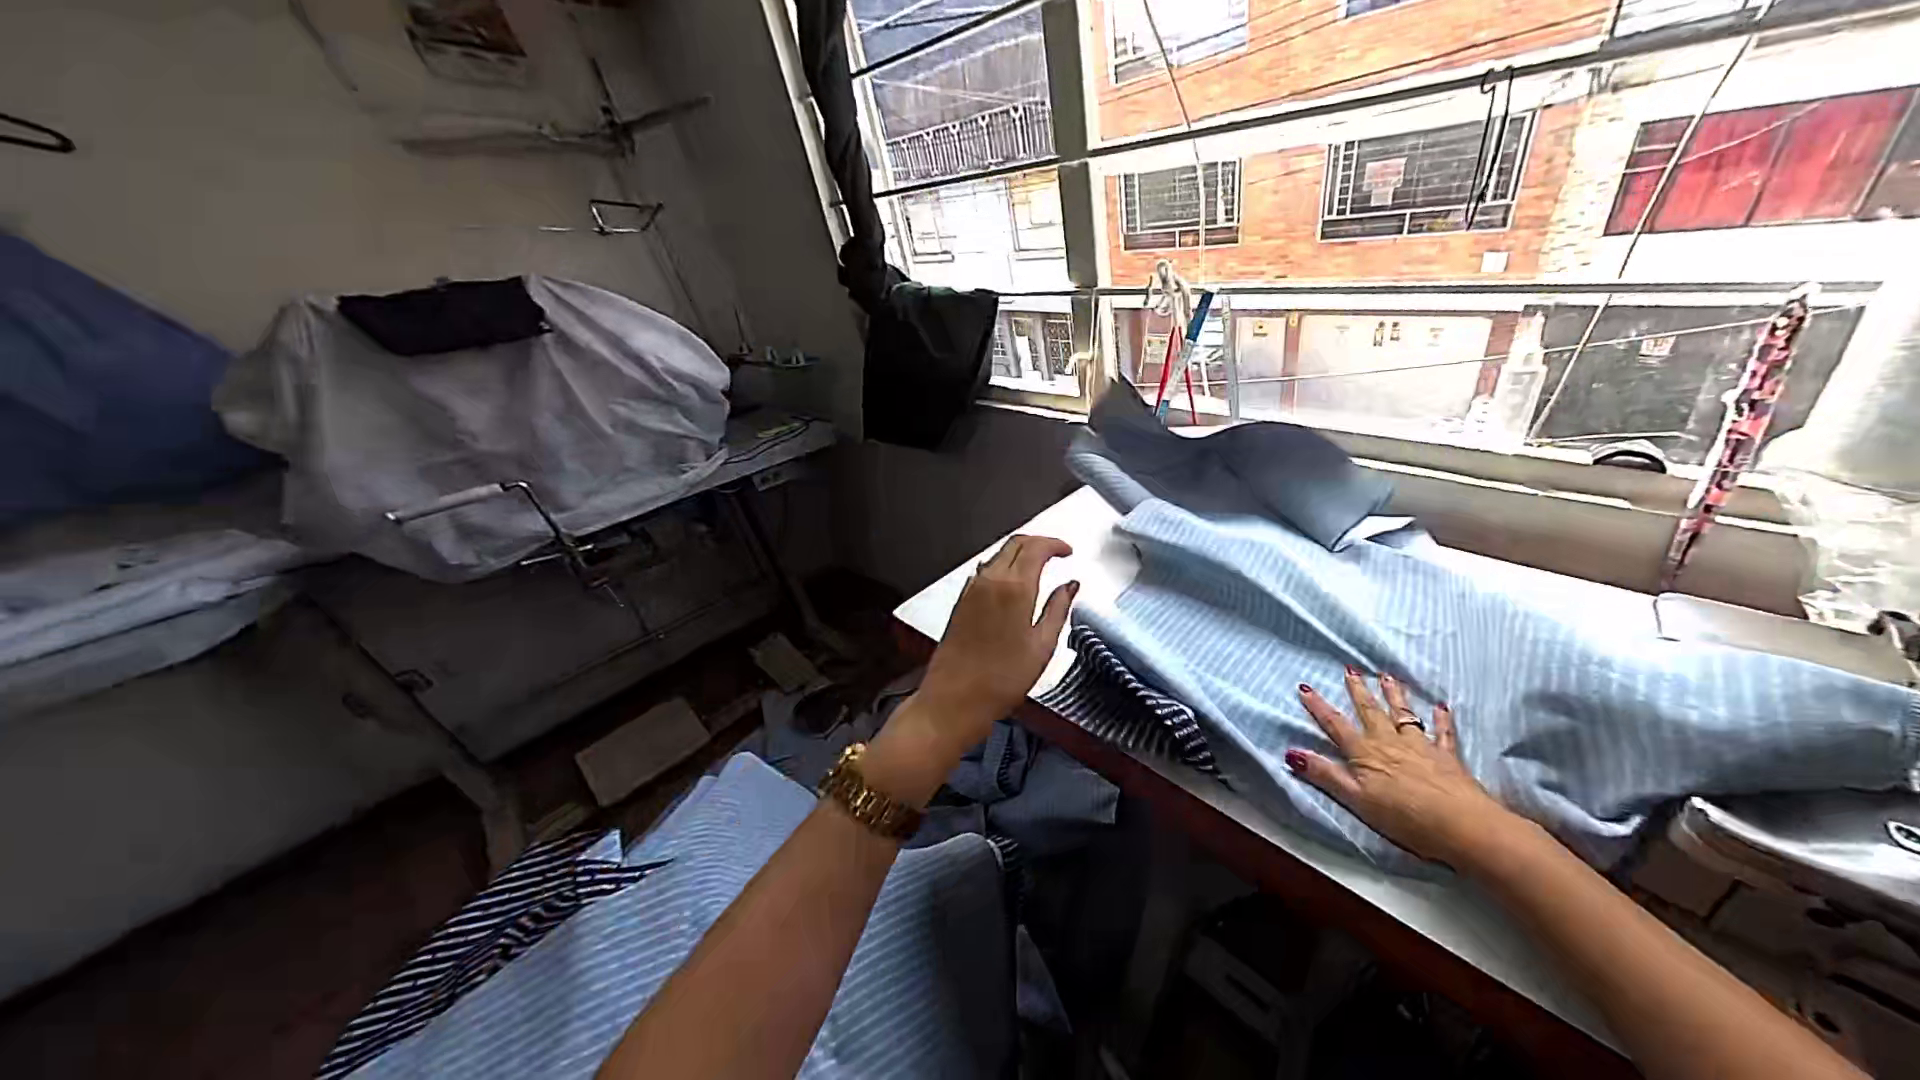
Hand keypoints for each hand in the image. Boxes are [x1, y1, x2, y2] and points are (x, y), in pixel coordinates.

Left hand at [915, 535, 1077, 751]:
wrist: (954, 699)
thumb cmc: (1000, 680)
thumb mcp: (1042, 646)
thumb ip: (1058, 609)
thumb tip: (1069, 586)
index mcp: (1013, 588)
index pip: (1036, 547)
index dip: (1055, 544)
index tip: (1067, 550)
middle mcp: (989, 582)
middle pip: (1014, 544)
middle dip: (1038, 543)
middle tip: (1056, 553)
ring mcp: (971, 591)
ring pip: (997, 556)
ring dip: (1019, 554)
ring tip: (1038, 567)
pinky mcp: (960, 603)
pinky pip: (984, 573)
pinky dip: (1002, 569)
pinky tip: (1012, 586)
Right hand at [1288, 669, 1519, 866]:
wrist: (1462, 826)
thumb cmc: (1404, 817)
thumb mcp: (1356, 799)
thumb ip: (1325, 775)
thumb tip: (1291, 753)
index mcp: (1365, 753)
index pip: (1336, 725)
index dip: (1318, 707)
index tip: (1305, 687)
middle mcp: (1390, 743)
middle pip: (1370, 712)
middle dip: (1358, 691)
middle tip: (1350, 670)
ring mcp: (1421, 748)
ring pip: (1403, 715)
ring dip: (1394, 696)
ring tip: (1387, 677)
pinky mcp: (1448, 758)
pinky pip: (1443, 734)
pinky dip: (1442, 720)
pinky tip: (1441, 707)